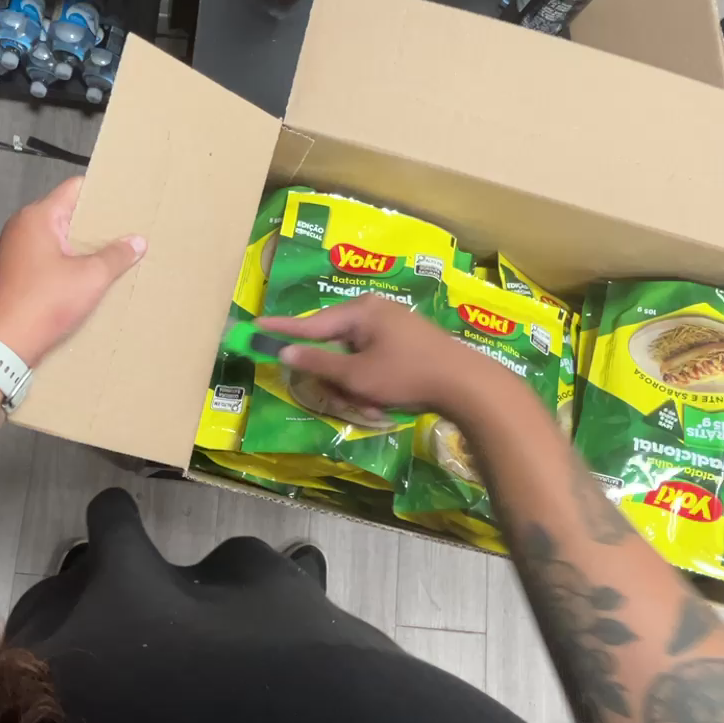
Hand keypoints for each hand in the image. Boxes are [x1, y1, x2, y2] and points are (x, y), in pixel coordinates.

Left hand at [0, 176, 145, 366]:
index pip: (75, 189)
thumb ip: (116, 256)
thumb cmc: (41, 304)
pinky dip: (71, 264)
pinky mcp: (19, 273)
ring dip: (85, 248)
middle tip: (128, 230)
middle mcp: (24, 228)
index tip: (126, 199)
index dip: (102, 192)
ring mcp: (19, 251)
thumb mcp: (90, 278)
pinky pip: (51, 259)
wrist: (4, 343)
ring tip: (116, 255)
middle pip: (68, 214)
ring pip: (61, 239)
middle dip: (97, 224)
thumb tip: (136, 242)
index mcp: (38, 217)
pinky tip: (92, 278)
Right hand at [255, 295, 511, 415]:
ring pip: (352, 361)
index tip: (255, 326)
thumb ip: (318, 362)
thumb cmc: (407, 375)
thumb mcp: (357, 375)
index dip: (281, 329)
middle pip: (332, 347)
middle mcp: (373, 312)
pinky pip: (371, 363)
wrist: (468, 384)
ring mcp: (391, 326)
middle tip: (344, 403)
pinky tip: (386, 406)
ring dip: (355, 389)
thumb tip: (285, 351)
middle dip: (335, 381)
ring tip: (374, 410)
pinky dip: (372, 386)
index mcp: (360, 312)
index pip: (310, 322)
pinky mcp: (404, 342)